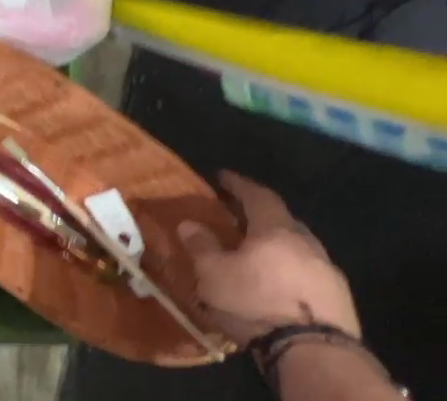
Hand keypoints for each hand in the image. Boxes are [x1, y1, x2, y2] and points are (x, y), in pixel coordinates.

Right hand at [177, 171, 361, 345]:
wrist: (313, 355)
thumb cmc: (255, 302)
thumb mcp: (212, 272)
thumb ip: (201, 244)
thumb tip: (191, 225)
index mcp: (278, 233)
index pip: (261, 197)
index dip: (240, 185)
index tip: (223, 176)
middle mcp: (309, 248)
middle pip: (286, 222)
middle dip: (263, 216)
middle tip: (239, 217)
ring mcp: (330, 276)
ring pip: (301, 249)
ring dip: (279, 246)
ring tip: (256, 252)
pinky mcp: (341, 303)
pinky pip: (310, 273)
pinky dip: (291, 269)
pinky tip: (276, 281)